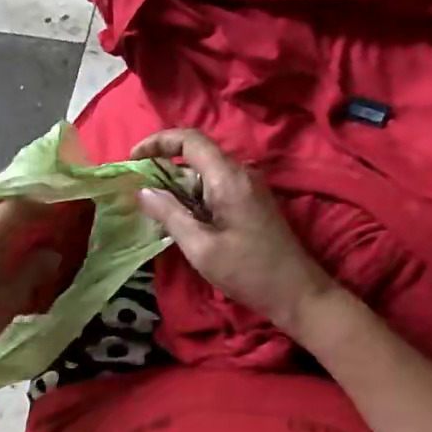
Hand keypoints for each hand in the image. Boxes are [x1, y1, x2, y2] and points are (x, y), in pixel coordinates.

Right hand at [132, 129, 335, 326]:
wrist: (297, 292)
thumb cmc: (248, 272)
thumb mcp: (201, 248)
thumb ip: (170, 215)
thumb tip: (142, 191)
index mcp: (229, 178)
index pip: (190, 139)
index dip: (158, 142)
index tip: (133, 158)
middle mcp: (241, 173)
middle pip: (197, 153)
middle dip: (164, 165)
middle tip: (139, 189)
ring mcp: (249, 187)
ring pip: (205, 171)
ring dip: (178, 183)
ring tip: (155, 207)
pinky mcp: (252, 202)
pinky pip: (217, 186)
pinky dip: (194, 195)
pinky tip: (181, 218)